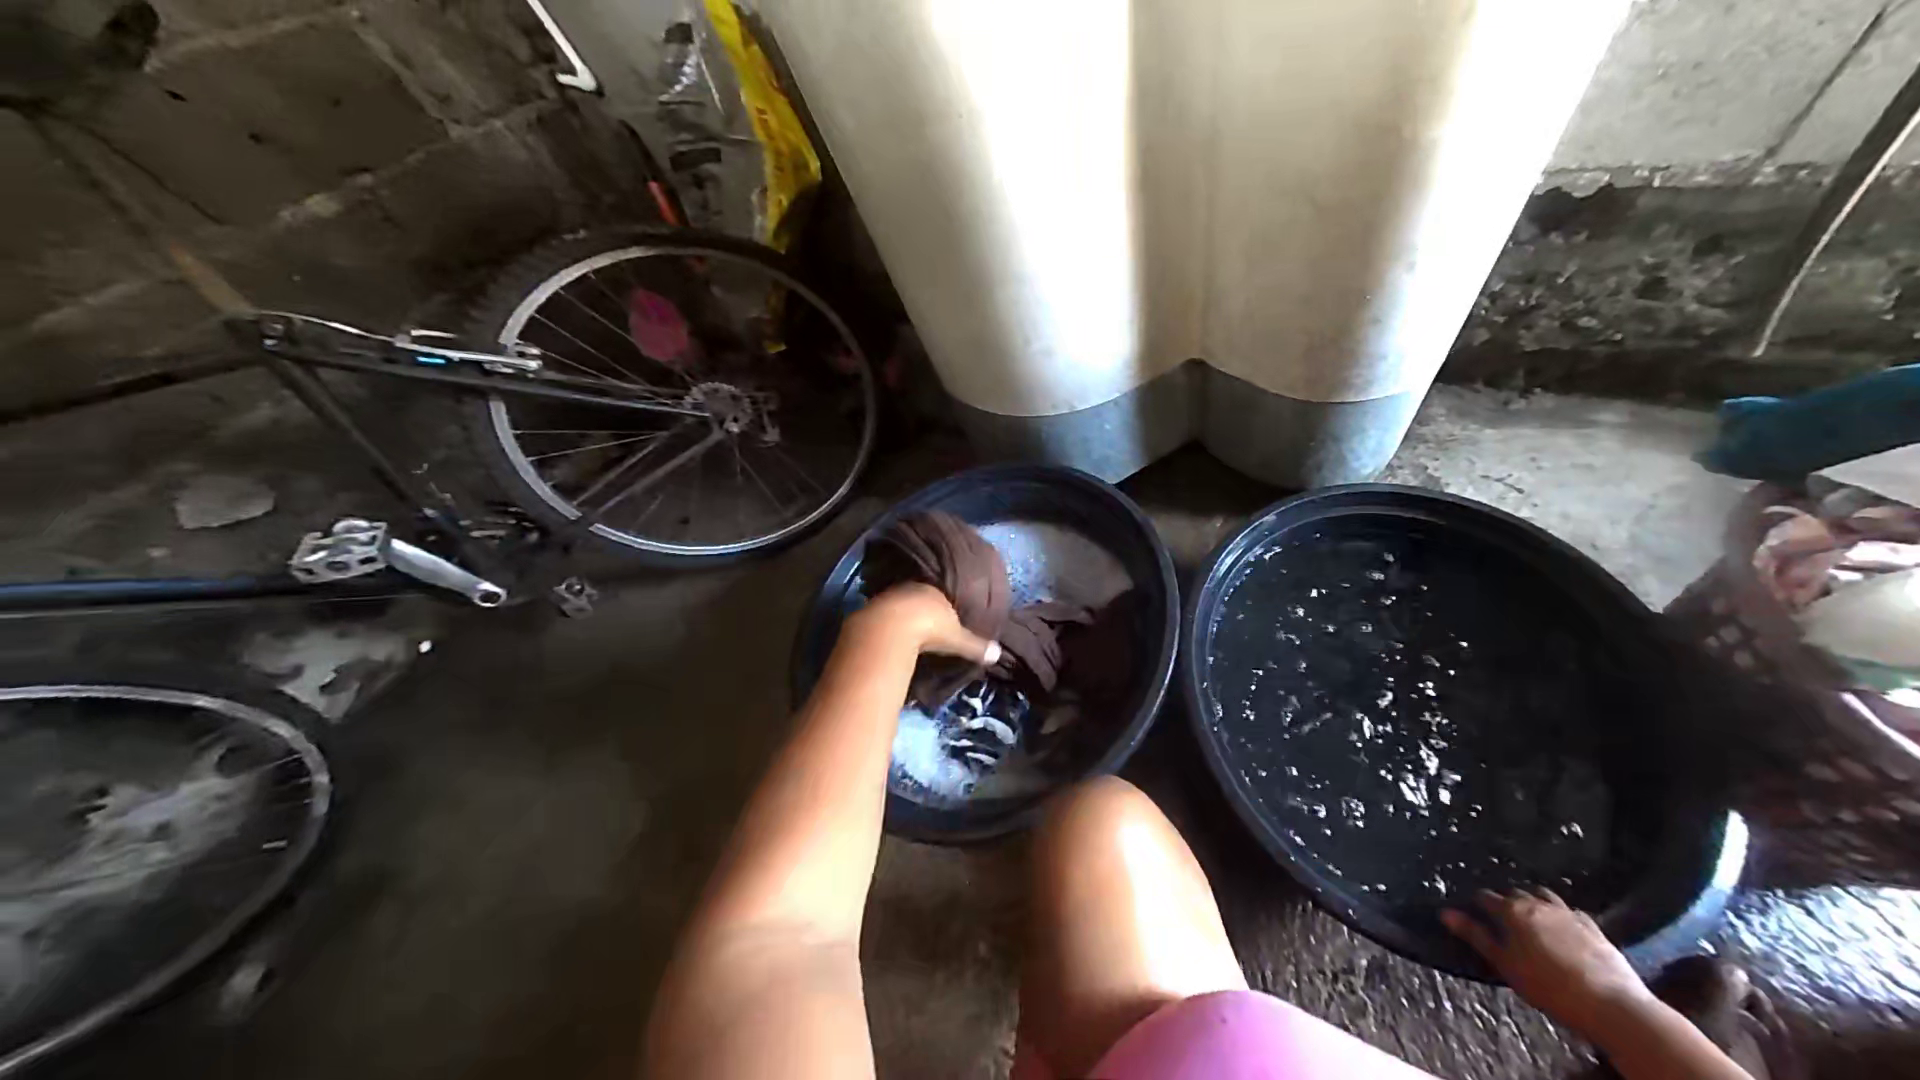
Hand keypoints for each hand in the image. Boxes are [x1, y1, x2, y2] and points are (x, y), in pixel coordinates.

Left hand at [844, 583, 1000, 664]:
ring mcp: (890, 596)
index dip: (944, 603)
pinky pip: (883, 613)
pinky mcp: (871, 607)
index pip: (942, 593)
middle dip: (922, 608)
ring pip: (900, 603)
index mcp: (935, 590)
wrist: (889, 627)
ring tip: (907, 629)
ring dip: (903, 614)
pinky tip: (889, 633)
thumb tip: (998, 653)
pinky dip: (887, 622)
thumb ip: (975, 645)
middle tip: (926, 621)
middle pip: (919, 596)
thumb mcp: (957, 638)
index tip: (945, 614)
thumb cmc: (930, 629)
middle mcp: (912, 588)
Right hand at [1443, 889, 1653, 1041]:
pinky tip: (1564, 926)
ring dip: (1533, 901)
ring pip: (1544, 896)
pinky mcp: (1594, 928)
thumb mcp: (1505, 963)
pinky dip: (1562, 914)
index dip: (1477, 903)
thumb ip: (1475, 935)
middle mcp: (1537, 904)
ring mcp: (1568, 914)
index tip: (1473, 912)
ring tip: (1531, 916)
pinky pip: (1571, 912)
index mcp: (1511, 910)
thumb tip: (1444, 912)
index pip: (1485, 897)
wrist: (1612, 1005)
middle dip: (1505, 900)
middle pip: (1515, 893)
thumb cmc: (1548, 985)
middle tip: (1502, 917)